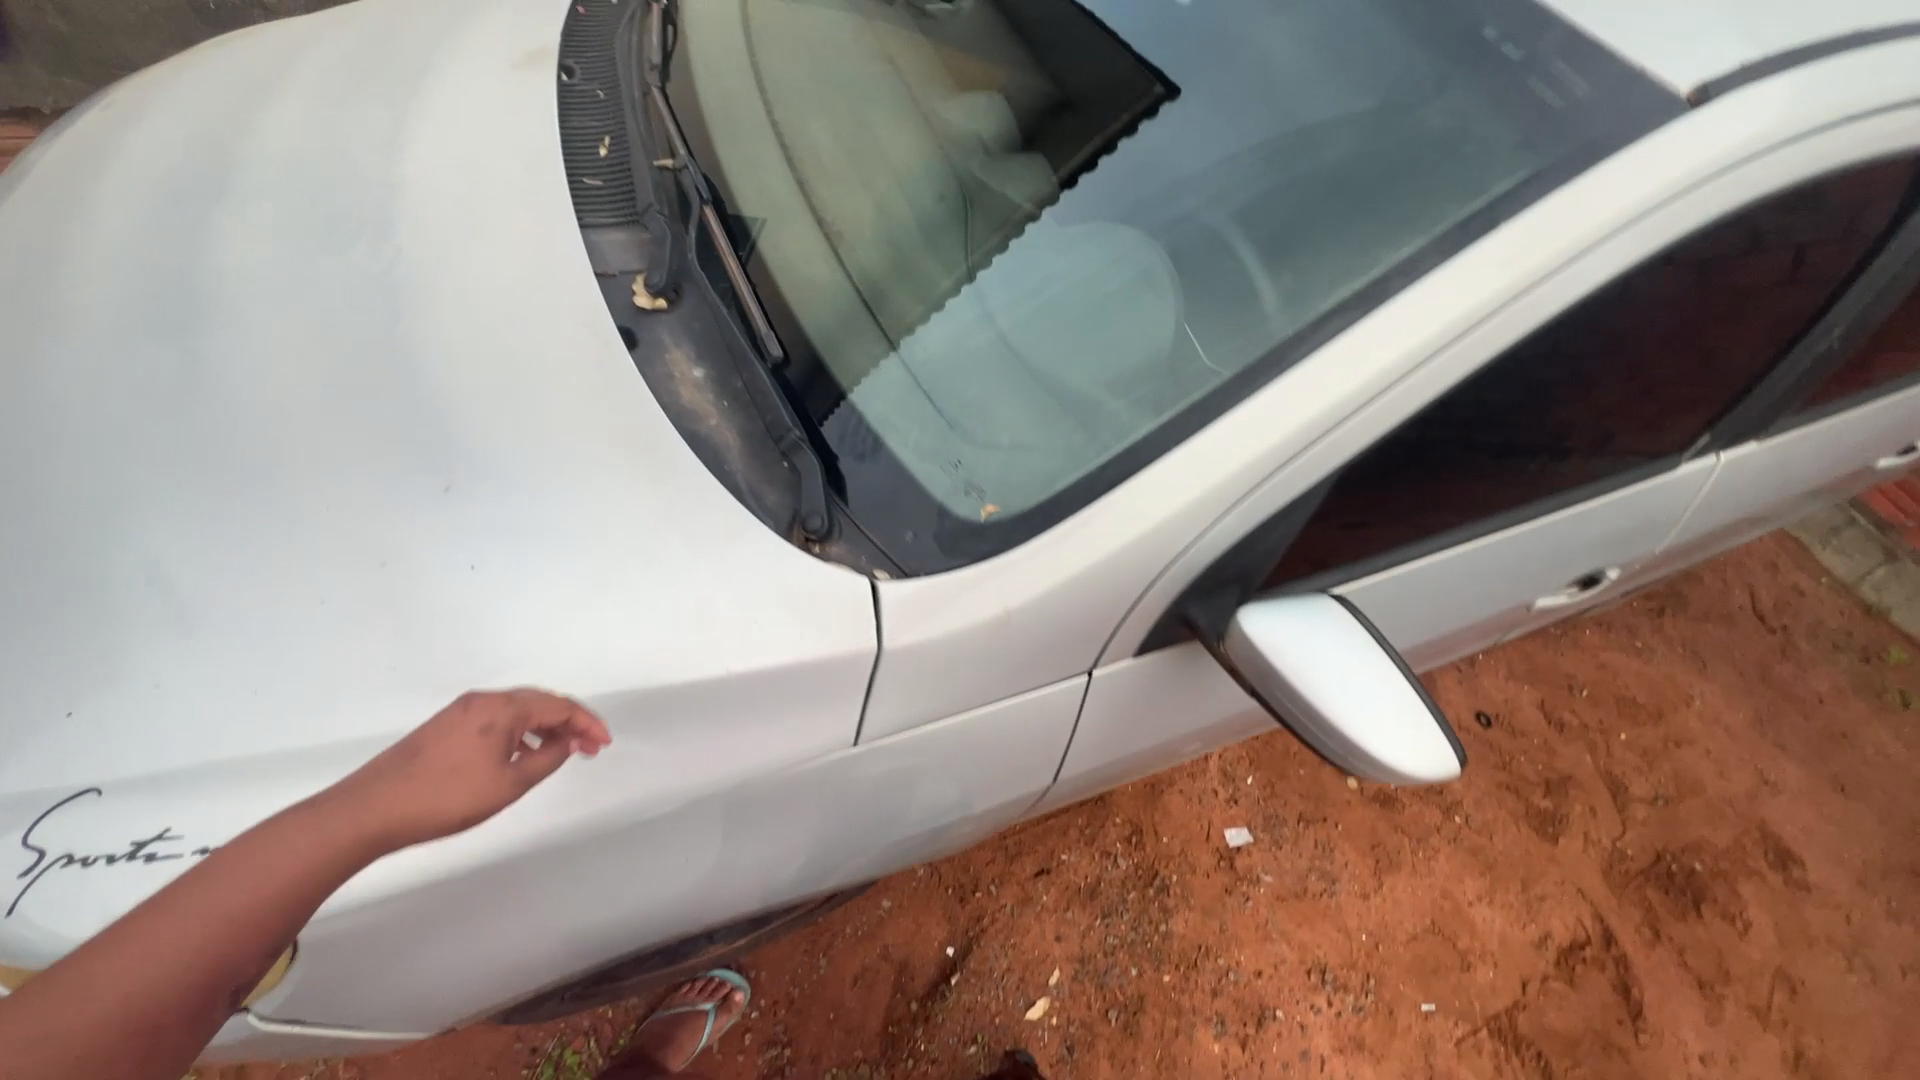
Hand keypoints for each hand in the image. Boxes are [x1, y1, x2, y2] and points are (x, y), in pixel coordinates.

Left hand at [324, 689, 612, 851]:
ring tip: (563, 751)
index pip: (559, 706)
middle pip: (540, 702)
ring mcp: (461, 712)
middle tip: (591, 747)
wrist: (368, 812)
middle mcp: (483, 700)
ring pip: (518, 710)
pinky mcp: (445, 727)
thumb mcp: (509, 783)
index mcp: (502, 708)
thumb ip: (547, 758)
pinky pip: (498, 719)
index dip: (588, 723)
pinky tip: (524, 753)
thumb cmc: (446, 798)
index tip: (605, 744)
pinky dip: (521, 731)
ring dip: (546, 726)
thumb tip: (568, 742)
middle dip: (570, 722)